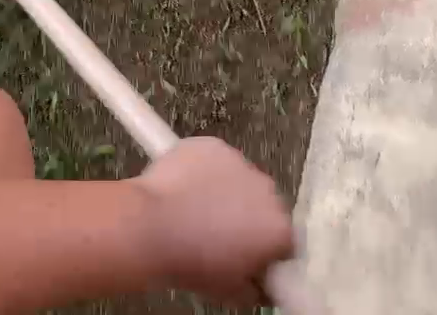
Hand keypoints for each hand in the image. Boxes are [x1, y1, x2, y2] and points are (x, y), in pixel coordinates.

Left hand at [133, 137, 295, 305]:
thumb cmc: (193, 261)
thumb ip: (258, 286)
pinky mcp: (213, 144)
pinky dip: (206, 169)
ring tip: (199, 206)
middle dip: (248, 214)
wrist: (152, 225)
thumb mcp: (234, 292)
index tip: (248, 254)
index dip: (265, 249)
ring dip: (228, 189)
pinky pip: (216, 159)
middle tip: (221, 230)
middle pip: (264, 203)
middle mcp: (267, 189)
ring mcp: (239, 161)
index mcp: (279, 228)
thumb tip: (260, 282)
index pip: (284, 241)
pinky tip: (187, 185)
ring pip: (240, 178)